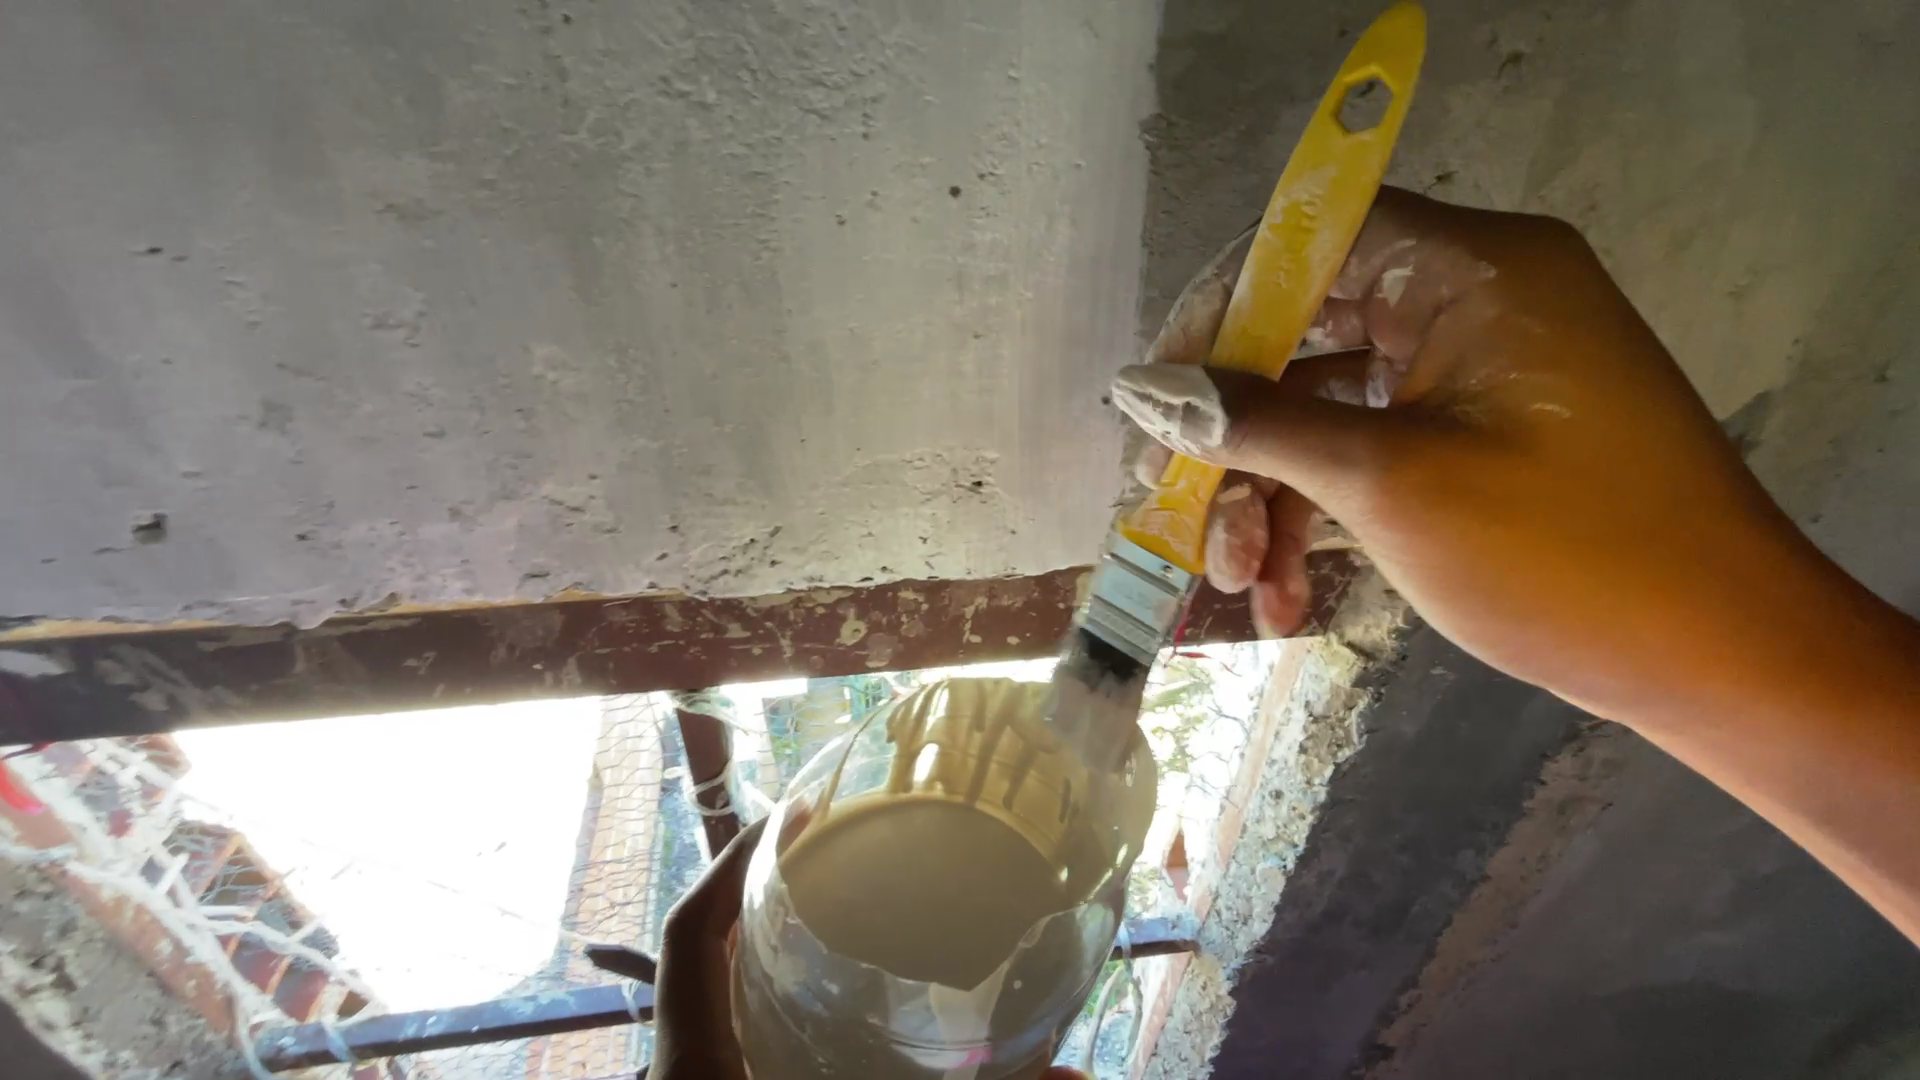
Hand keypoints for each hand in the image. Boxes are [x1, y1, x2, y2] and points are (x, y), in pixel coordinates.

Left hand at [647, 813, 1092, 1078]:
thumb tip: (1076, 1077)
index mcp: (696, 1059)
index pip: (689, 931)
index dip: (731, 862)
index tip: (795, 814)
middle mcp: (687, 1055)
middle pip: (702, 941)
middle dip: (754, 881)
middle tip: (826, 840)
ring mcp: (702, 1067)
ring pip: (714, 979)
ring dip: (758, 927)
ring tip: (823, 884)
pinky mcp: (727, 1076)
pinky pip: (733, 1011)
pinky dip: (770, 977)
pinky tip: (823, 973)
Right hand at [1115, 187, 1919, 943]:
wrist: (1711, 665)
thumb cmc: (1556, 553)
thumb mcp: (1383, 480)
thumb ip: (1253, 421)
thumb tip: (1140, 388)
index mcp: (1470, 274)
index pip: (1313, 241)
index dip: (1220, 305)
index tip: (1159, 385)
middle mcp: (1463, 306)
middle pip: (1300, 340)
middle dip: (1231, 433)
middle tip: (1170, 495)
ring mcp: (1460, 379)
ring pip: (1316, 415)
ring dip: (1264, 499)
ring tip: (1237, 580)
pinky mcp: (1457, 440)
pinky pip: (1353, 458)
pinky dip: (1310, 520)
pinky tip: (1279, 594)